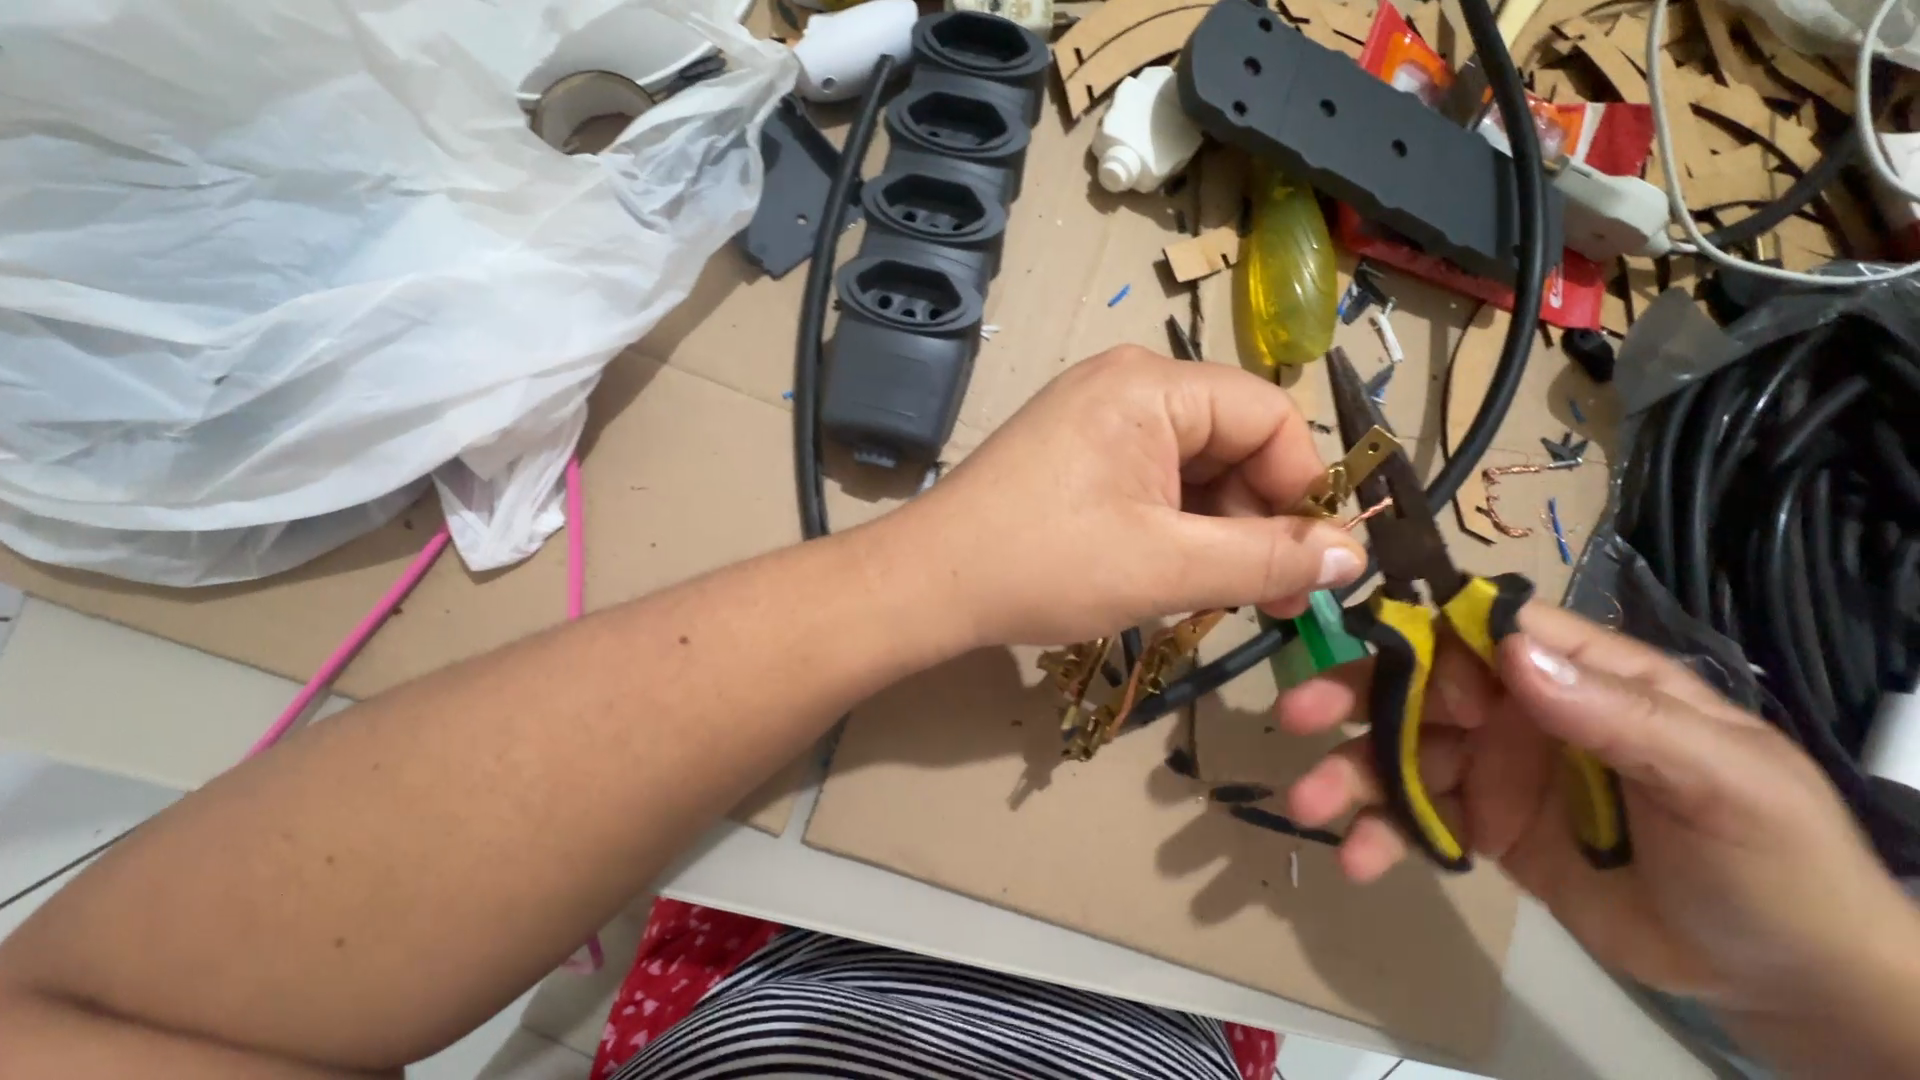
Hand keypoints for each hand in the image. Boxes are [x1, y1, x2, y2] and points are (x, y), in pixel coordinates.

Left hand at [901, 346, 1366, 646]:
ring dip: (1217, 529)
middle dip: (1258, 518)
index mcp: (1151, 386)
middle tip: (1273, 597)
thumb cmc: (1045, 566)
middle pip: (1232, 440)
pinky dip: (1175, 525)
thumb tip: (1355, 555)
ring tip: (1214, 593)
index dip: (1301, 487)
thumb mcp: (1168, 567)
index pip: (1268, 416)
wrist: (929, 583)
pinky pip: (1153, 477)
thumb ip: (1268, 559)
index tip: (1312, 560)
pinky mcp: (1075, 450)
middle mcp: (1126, 383)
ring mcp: (1095, 415)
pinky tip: (1171, 573)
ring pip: (1194, 467)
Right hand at [1277, 602, 1919, 1015]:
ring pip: (1402, 752)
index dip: (1427, 638)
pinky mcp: (1482, 826)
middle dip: (1353, 697)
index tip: (1382, 666)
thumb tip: (1509, 652)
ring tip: (1311, 805)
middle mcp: (1524, 710)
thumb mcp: (1719, 778)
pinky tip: (1358, 859)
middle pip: (1420, 685)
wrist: (1784, 976)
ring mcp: (1496, 768)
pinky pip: (1414, 817)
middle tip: (1295, 716)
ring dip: (1350, 774)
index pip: (1484, 629)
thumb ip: (1617, 713)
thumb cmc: (1774, 858)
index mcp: (1581, 676)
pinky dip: (1379, 833)